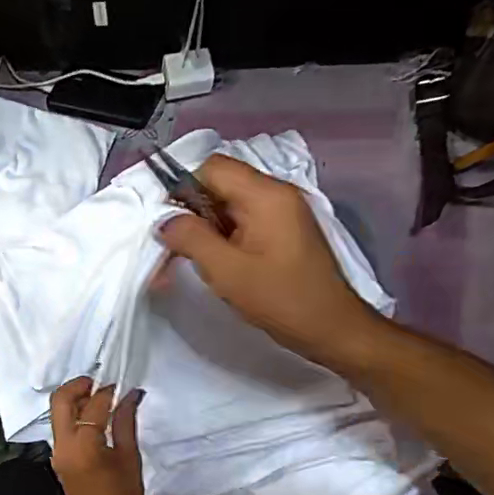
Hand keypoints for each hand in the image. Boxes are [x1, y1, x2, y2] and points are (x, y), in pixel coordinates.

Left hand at [50, 377, 144, 494]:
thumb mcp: (130, 459)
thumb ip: (125, 423)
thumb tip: (129, 395)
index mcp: (83, 445)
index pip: (94, 405)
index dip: (110, 391)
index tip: (124, 384)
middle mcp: (63, 445)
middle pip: (60, 400)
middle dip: (79, 385)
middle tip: (102, 383)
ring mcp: (56, 452)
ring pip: (58, 413)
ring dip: (76, 400)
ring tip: (103, 398)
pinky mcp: (58, 459)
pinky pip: (62, 428)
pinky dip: (75, 416)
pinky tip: (97, 417)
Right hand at [158, 156, 383, 368]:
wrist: (329, 327)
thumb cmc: (278, 298)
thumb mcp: (225, 270)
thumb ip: (191, 238)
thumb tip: (164, 221)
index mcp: (265, 195)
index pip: (212, 168)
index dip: (183, 188)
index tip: (169, 223)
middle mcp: (276, 193)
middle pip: (220, 183)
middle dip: (192, 210)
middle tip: (176, 246)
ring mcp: (282, 211)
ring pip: (229, 203)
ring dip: (206, 226)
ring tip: (195, 258)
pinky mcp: (282, 230)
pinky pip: (243, 219)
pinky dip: (223, 235)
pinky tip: (217, 262)